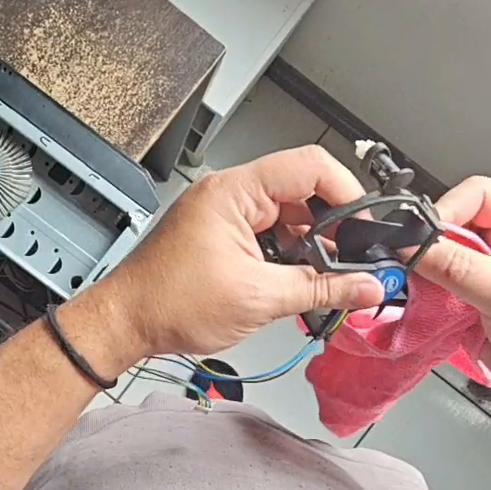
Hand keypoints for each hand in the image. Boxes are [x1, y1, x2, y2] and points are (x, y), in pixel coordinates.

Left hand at [73, 146, 384, 363]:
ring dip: (307, 249)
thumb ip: (320, 289)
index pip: (309, 167)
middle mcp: (227, 195)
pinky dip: (285, 258)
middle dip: (330, 230)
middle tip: (350, 263)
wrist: (125, 322)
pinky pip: (266, 236)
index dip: (346, 194)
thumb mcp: (258, 299)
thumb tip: (365, 286)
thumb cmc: (166, 302)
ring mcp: (222, 215)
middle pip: (301, 193)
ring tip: (322, 281)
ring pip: (286, 218)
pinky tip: (294, 284)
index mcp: (233, 192)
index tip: (364, 227)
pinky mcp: (218, 235)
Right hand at [411, 176, 490, 410]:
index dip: (447, 210)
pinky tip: (423, 309)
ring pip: (438, 261)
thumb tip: (412, 245)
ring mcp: (487, 279)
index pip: (478, 195)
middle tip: (414, 266)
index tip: (423, 237)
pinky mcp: (469, 306)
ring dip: (424, 276)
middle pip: (452, 228)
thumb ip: (456, 265)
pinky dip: (423, 299)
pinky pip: (434, 292)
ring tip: (418, 291)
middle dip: (430, 247)